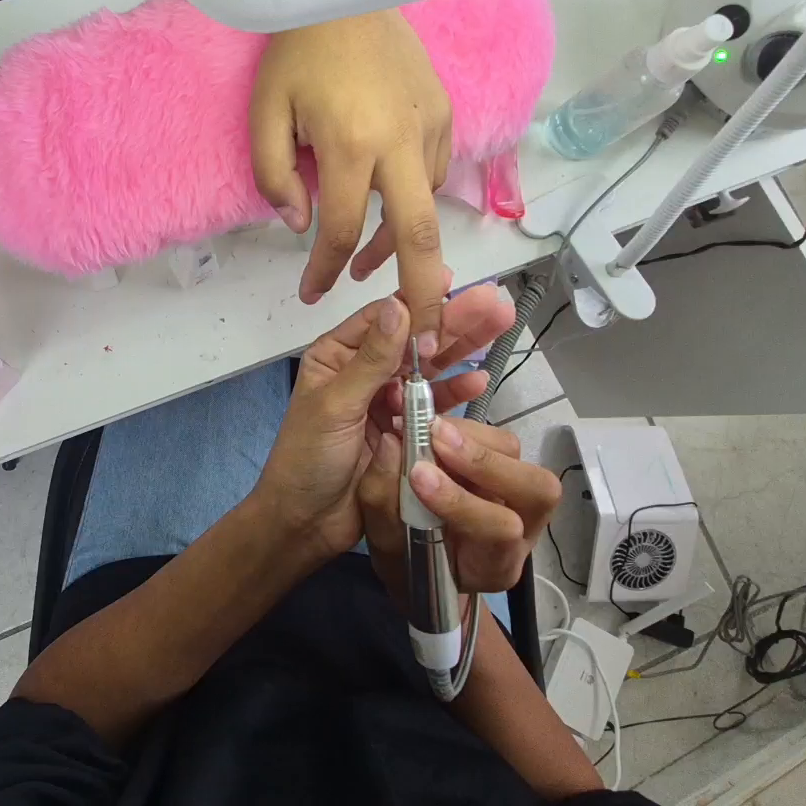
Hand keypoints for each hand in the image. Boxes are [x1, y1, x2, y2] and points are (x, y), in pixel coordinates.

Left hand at [249, 280, 517, 562]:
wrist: (306, 523)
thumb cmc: (307, 458)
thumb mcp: (336, 405)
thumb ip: (371, 361)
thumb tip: (398, 306)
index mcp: (336, 357)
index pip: (381, 319)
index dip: (417, 302)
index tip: (451, 282)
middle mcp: (361, 372)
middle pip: (411, 341)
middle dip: (450, 322)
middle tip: (491, 301)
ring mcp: (384, 402)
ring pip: (427, 369)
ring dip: (460, 351)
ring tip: (498, 327)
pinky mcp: (403, 432)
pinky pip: (433, 406)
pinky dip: (455, 393)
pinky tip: (480, 378)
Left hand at [252, 9, 453, 353]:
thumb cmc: (296, 52)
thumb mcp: (266, 114)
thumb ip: (277, 177)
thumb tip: (303, 226)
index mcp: (353, 146)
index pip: (341, 231)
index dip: (324, 272)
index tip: (311, 295)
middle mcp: (402, 142)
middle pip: (419, 235)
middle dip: (419, 292)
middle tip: (418, 338)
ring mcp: (432, 126)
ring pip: (429, 206)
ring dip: (405, 245)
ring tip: (375, 268)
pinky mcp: (445, 111)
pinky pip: (435, 173)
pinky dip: (414, 202)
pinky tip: (391, 207)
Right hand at [358, 413, 561, 601]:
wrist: (420, 558)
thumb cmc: (406, 559)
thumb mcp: (384, 542)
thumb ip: (383, 498)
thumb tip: (392, 443)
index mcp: (493, 564)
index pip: (500, 532)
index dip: (461, 500)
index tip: (418, 474)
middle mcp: (521, 532)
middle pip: (535, 490)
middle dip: (483, 460)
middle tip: (434, 435)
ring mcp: (518, 497)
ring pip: (518, 457)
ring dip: (472, 438)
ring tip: (429, 430)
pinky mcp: (506, 468)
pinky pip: (500, 442)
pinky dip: (468, 429)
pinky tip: (436, 431)